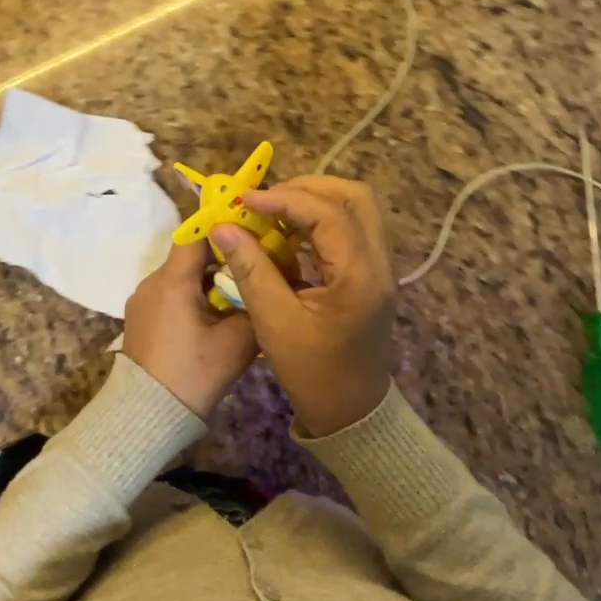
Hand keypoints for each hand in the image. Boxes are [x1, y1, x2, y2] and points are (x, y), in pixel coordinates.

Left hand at [122, 240, 259, 417]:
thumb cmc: (194, 372)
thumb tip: (270, 285)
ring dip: (207, 280)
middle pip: (190, 256)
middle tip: (255, 265)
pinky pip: (169, 294)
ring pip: (180, 276)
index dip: (225, 230)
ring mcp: (142, 300)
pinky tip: (215, 314)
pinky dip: (192, 295)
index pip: (197, 235)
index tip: (253, 233)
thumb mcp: (237, 342)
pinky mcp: (141, 318)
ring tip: (239, 291)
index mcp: (172, 280)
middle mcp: (152, 282)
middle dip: (222, 257)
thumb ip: (255, 305)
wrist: (148, 412)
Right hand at [212, 177, 396, 436]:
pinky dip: (318, 222)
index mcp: (359, 274)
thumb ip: (250, 268)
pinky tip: (286, 235)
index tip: (244, 201)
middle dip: (306, 188)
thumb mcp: (273, 321)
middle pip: (353, 197)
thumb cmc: (311, 371)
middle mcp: (378, 262)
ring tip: (271, 213)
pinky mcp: (369, 275)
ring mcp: (378, 267)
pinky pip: (349, 230)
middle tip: (265, 200)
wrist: (351, 411)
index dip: (283, 199)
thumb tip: (222, 226)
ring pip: (354, 210)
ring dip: (313, 202)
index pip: (326, 213)